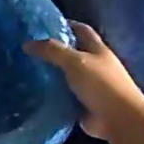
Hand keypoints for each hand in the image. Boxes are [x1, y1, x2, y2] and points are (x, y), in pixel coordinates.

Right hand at [25, 21, 143, 138]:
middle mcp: (93, 65)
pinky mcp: (81, 103)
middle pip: (71, 52)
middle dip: (51, 49)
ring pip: (64, 74)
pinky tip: (31, 91)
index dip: (64, 24)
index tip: (41, 25)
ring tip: (23, 69)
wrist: (119, 120)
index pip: (81, 30)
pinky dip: (49, 93)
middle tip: (26, 48)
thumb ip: (52, 51)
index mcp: (97, 49)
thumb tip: (26, 44)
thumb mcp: (75, 61)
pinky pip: (62, 94)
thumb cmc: (101, 84)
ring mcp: (88, 85)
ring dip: (48, 73)